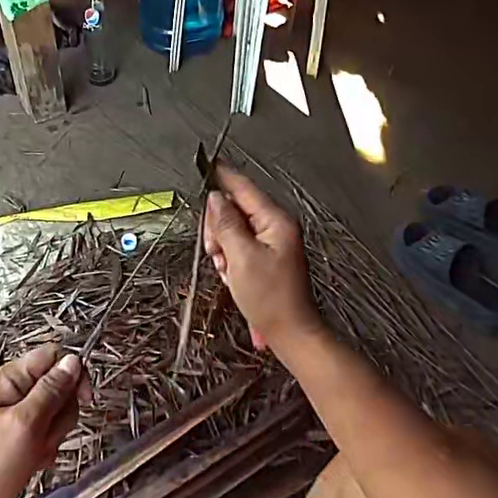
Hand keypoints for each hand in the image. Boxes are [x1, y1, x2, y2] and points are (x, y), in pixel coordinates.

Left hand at [0, 343, 89, 497]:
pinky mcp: (19, 437)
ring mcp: (16, 415)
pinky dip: (46, 447)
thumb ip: (52, 389)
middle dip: (61, 412)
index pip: (54, 356)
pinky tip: (33, 462)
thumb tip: (74, 359)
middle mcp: (13, 391)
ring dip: (53, 434)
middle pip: (59, 385)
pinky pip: (46, 433)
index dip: (74, 373)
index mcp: (10, 377)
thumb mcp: (26, 422)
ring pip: (56, 412)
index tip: (85, 399)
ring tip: (35, 451)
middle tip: (44, 434)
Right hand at [202, 163, 322, 349]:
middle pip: (234, 209)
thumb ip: (226, 224)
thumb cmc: (272, 300)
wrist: (290, 332)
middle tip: (217, 251)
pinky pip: (238, 246)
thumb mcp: (241, 257)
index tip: (208, 164)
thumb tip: (215, 198)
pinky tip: (232, 275)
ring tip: (227, 269)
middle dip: (218, 228)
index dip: (223, 176)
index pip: (244, 188)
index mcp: (276, 222)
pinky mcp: (266, 257)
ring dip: (222, 247)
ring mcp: (272, 242)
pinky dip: (229, 258)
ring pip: (233, 229)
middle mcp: (276, 227)